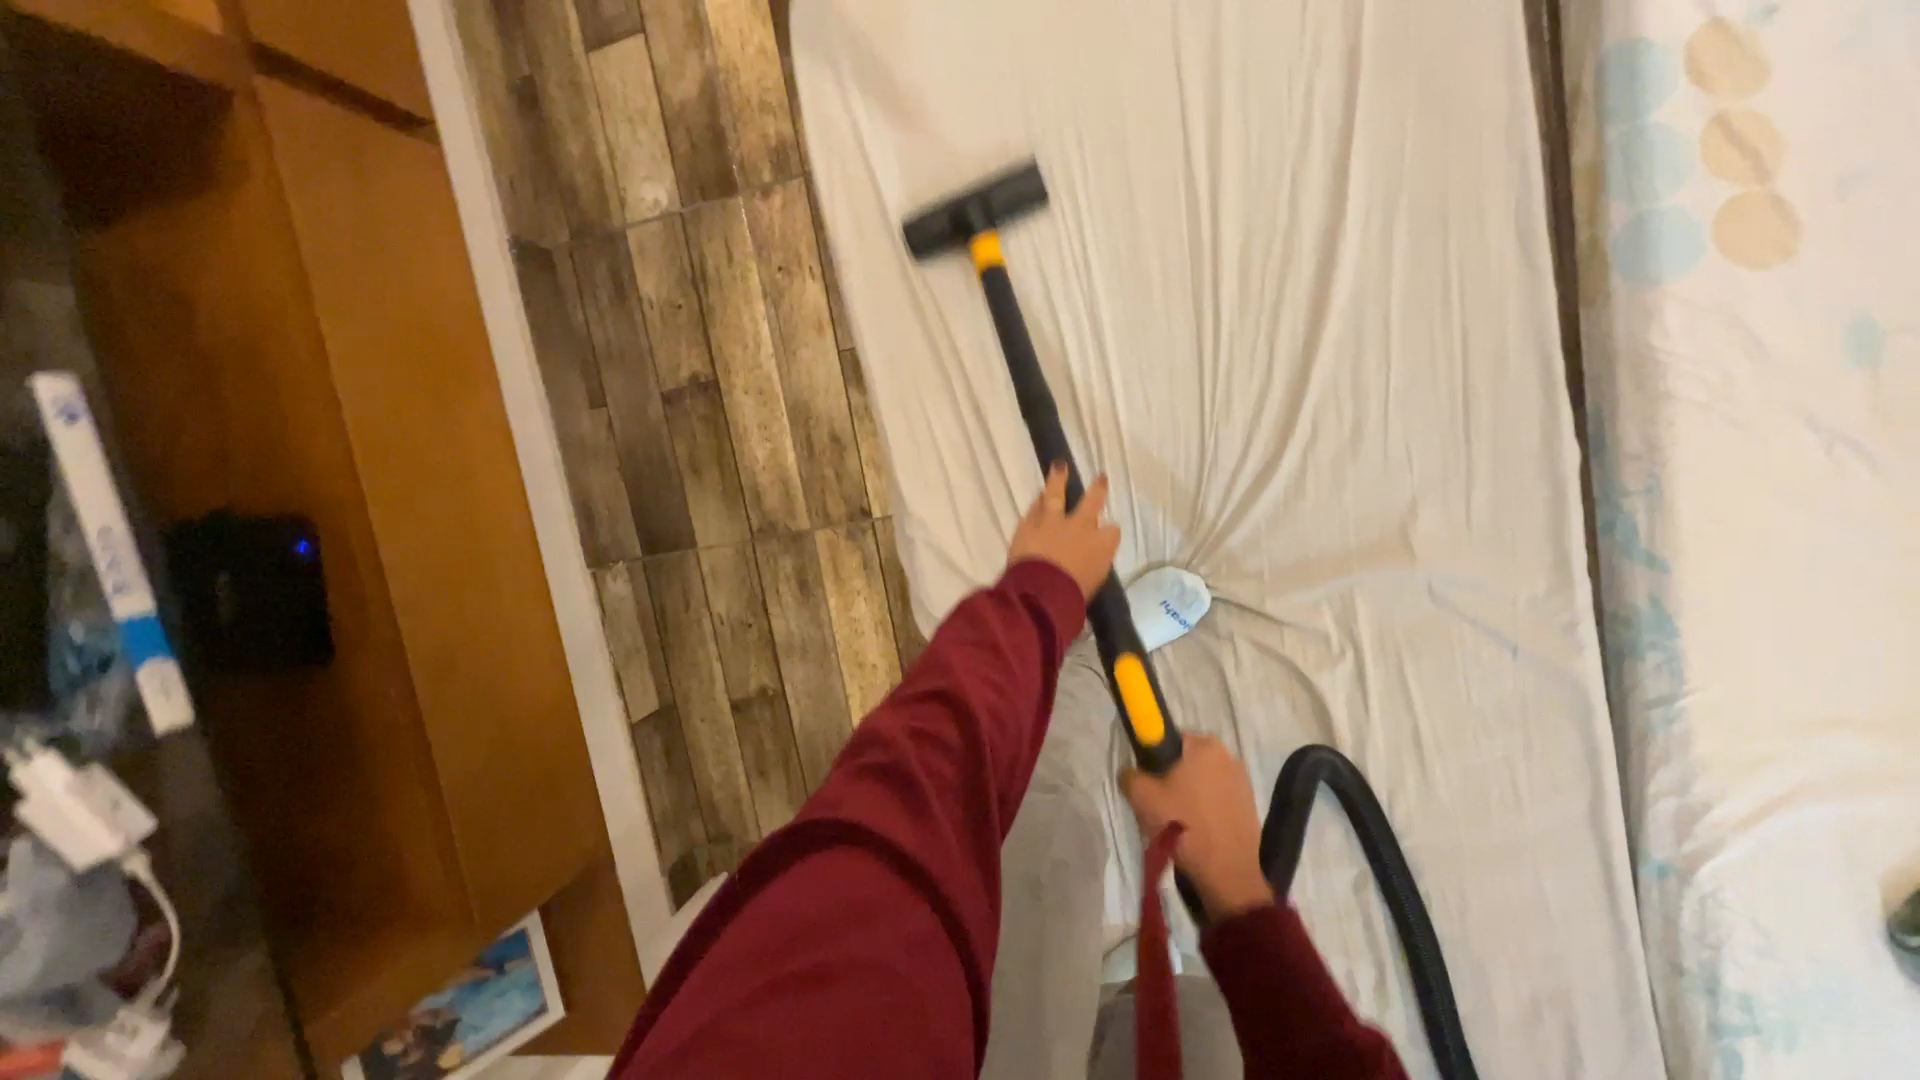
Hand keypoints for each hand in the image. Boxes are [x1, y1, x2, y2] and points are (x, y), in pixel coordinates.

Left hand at [1006, 463, 1120, 600]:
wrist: (1042, 592)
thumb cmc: (1073, 596)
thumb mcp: (1093, 582)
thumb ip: (1093, 566)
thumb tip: (1088, 564)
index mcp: (1102, 545)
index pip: (1112, 531)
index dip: (1109, 533)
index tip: (1107, 534)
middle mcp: (1081, 526)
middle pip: (1092, 501)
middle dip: (1097, 489)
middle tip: (1100, 477)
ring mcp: (1054, 522)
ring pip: (1056, 494)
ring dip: (1058, 480)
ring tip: (1059, 466)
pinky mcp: (1029, 525)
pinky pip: (1034, 509)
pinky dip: (1037, 504)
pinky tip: (1037, 497)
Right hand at [1121, 735, 1274, 920]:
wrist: (1226, 872)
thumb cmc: (1182, 825)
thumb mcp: (1141, 797)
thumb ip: (1129, 775)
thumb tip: (1130, 772)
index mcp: (1203, 744)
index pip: (1169, 737)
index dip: (1154, 757)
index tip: (1148, 780)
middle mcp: (1227, 753)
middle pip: (1187, 759)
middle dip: (1171, 775)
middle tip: (1158, 802)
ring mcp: (1242, 779)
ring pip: (1202, 778)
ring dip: (1189, 792)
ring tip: (1176, 820)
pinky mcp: (1249, 803)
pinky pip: (1217, 796)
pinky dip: (1205, 806)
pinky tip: (1195, 828)